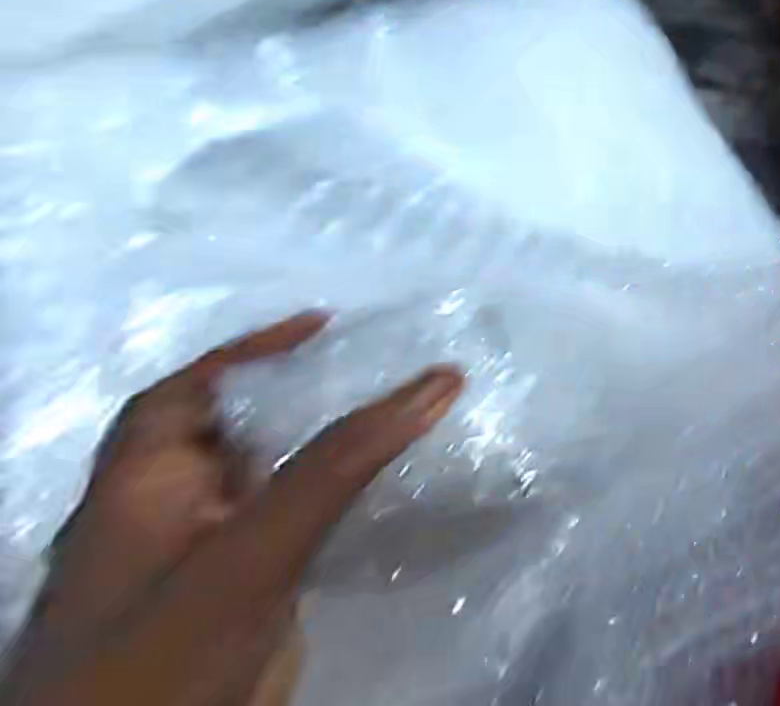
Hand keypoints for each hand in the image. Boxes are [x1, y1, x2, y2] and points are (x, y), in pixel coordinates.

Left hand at [2, 313, 463, 705]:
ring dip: (328, 435)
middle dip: (298, 387)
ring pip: (270, 473)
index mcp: (137, 496)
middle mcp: (166, 519)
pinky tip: (386, 478)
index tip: (324, 325)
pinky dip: (341, 484)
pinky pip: (296, 516)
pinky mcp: (245, 591)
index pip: (178, 399)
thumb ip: (344, 461)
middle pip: (228, 431)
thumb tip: (442, 376)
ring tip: (397, 404)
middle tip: (375, 359)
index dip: (245, 352)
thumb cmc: (163, 654)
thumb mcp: (253, 549)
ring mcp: (205, 560)